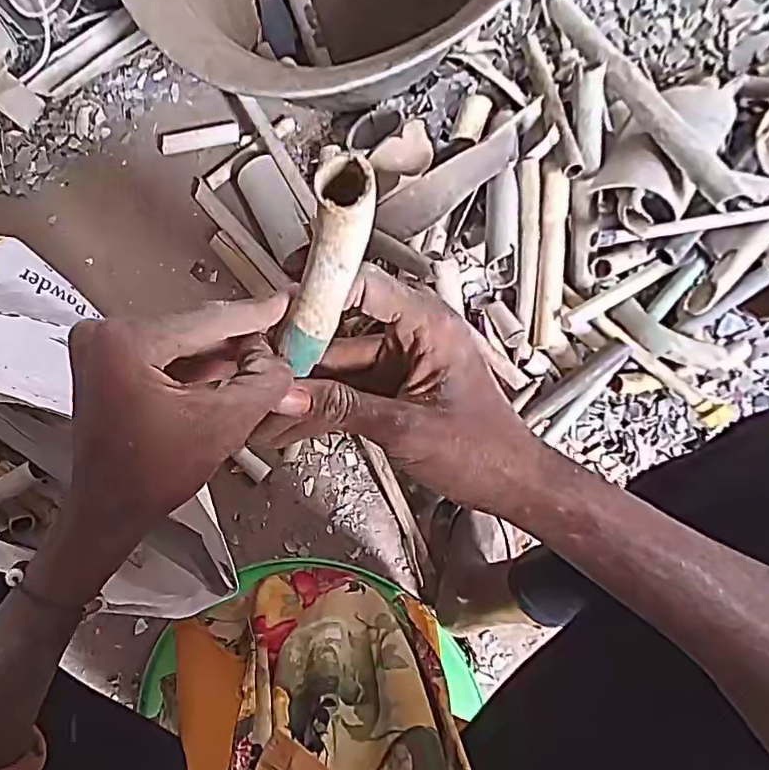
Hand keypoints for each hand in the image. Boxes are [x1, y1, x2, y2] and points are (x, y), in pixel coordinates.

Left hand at [28, 295, 294, 599]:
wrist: (109, 511)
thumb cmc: (142, 480)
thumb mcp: (220, 425)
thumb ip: (261, 385)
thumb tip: (281, 363)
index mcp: (122, 342)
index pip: (205, 320)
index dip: (254, 315)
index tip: (280, 304)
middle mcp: (103, 337)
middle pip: (192, 331)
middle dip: (239, 343)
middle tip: (278, 342)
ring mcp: (101, 351)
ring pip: (180, 345)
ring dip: (220, 358)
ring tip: (260, 364)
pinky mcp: (107, 368)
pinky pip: (163, 358)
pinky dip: (196, 370)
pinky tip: (229, 376)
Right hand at [250, 269, 549, 513]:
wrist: (507, 484)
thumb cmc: (486, 451)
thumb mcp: (408, 428)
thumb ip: (345, 409)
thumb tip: (293, 397)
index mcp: (431, 326)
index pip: (365, 285)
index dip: (319, 288)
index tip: (280, 302)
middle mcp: (411, 336)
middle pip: (338, 327)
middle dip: (296, 347)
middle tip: (261, 361)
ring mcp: (395, 363)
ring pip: (333, 362)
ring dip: (301, 383)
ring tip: (269, 400)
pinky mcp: (385, 388)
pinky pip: (341, 388)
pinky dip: (316, 403)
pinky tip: (291, 418)